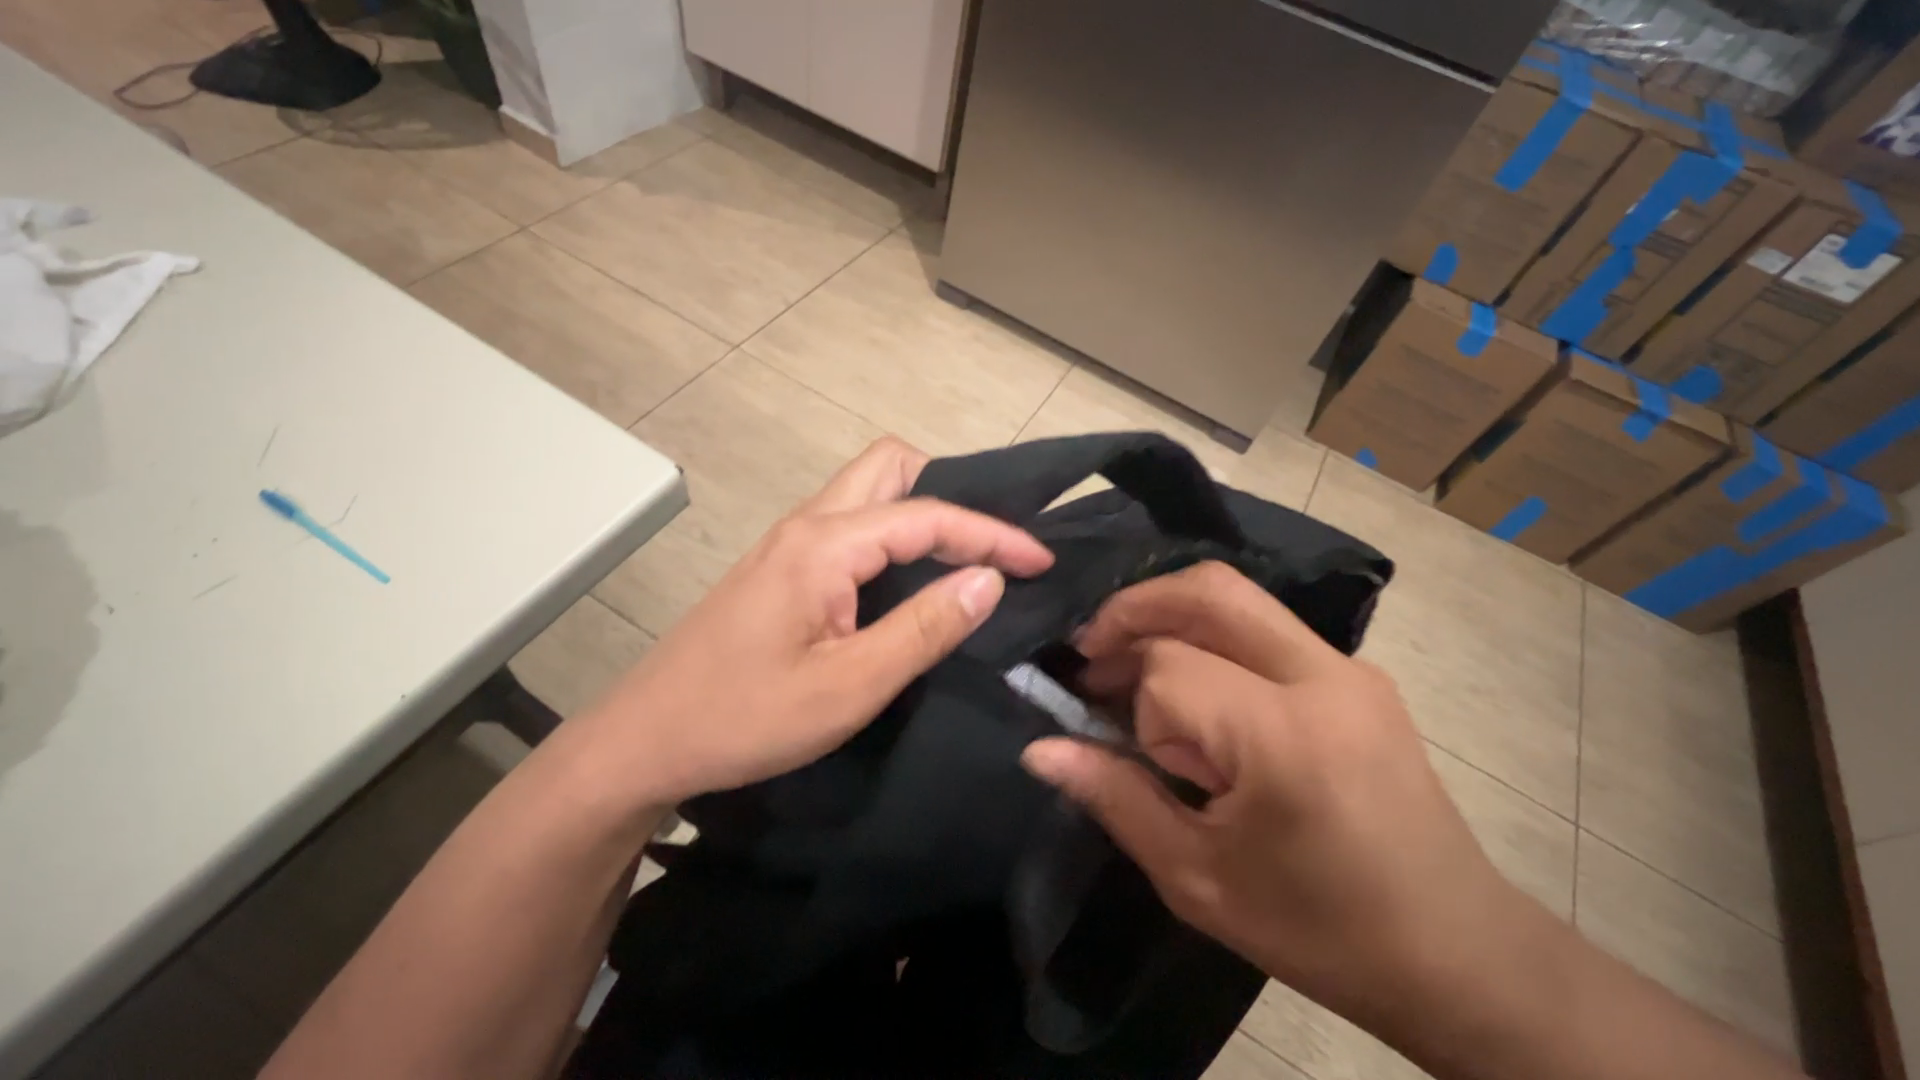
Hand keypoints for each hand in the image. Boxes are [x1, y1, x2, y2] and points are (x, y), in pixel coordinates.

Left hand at [568, 437, 1053, 809]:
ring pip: (866, 493)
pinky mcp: (779, 569)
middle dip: (951, 491)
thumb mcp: (851, 684)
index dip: (992, 534)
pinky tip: (909, 579)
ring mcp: (786, 544)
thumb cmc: (748, 718)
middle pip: (890, 468)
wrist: (646, 739)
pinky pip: (848, 525)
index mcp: (825, 545)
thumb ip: (925, 626)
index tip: (1043, 562)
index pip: (927, 514)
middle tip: (993, 545)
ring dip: (919, 510)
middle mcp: (805, 525)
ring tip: (964, 558)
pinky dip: (892, 534)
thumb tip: (989, 577)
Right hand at [1020, 562, 1525, 1026]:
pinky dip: (1214, 639)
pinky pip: (1269, 629)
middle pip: (1209, 592)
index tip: (1123, 749)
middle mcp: (1323, 677)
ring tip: (1133, 669)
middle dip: (1134, 608)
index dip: (1131, 705)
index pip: (1169, 670)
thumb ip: (1115, 798)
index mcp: (1284, 735)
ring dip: (1172, 618)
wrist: (1454, 950)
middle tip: (1090, 651)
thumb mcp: (1197, 878)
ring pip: (1240, 600)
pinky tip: (1199, 694)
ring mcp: (1350, 670)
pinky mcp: (1361, 678)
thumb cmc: (1318, 928)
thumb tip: (1041, 750)